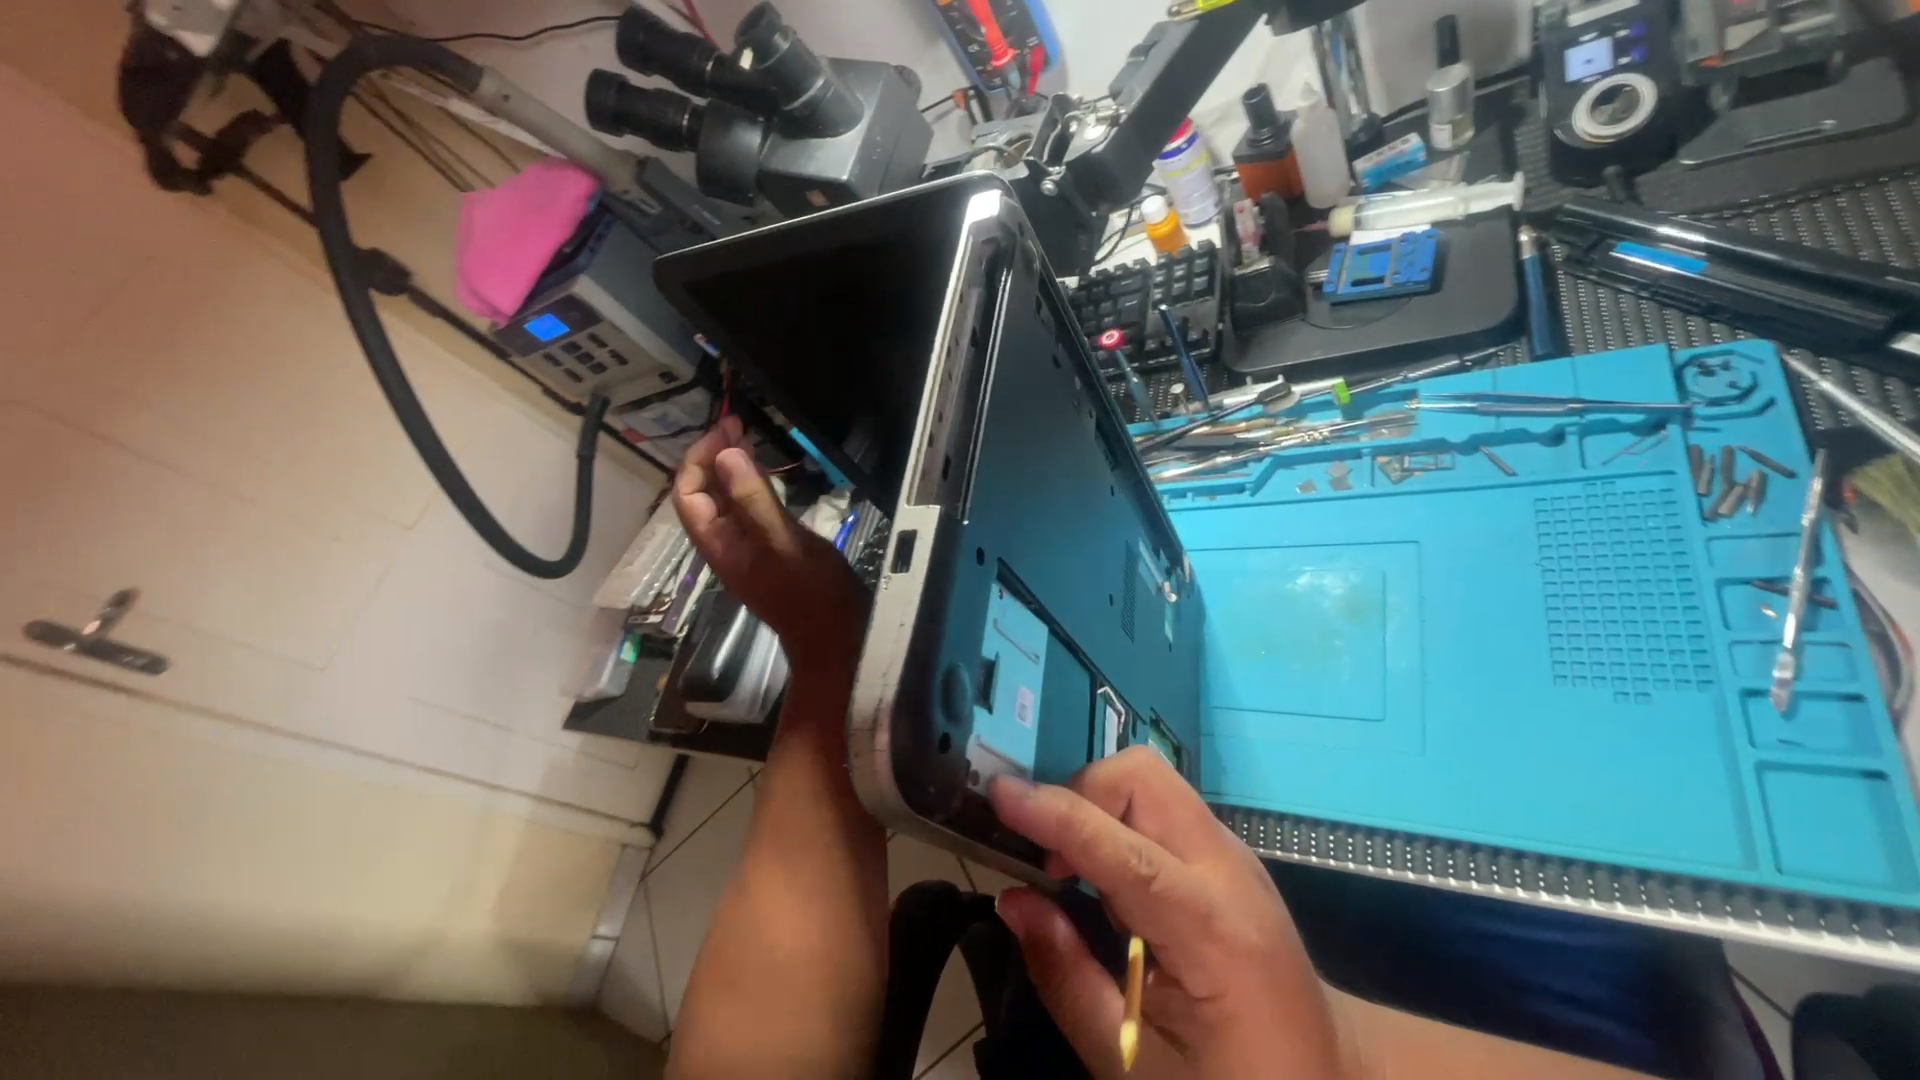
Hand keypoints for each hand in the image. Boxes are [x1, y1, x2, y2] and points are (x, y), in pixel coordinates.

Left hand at [672, 416, 866, 667]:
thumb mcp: (784, 542)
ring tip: (747, 440)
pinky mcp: (769, 551)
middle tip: (737, 425)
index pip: (688, 494)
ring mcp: (747, 549)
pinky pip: (747, 511)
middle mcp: (726, 546)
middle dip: (712, 457)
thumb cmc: (812, 593)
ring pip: (725, 502)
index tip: (726, 429)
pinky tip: (766, 474)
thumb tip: (725, 454)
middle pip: (703, 496)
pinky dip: (750, 486)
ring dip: (730, 469)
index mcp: (719, 545)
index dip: (699, 458)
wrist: (837, 638)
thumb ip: (754, 499)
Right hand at [989, 747, 1352, 1079]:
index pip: (1124, 851)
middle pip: (1143, 778)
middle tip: (1048, 861)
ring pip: (1149, 780)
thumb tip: (1011, 900)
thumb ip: (1067, 978)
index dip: (1056, 816)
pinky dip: (1114, 819)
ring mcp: (1233, 854)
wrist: (1329, 1076)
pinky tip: (1104, 880)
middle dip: (1079, 795)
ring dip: (1094, 805)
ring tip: (1069, 874)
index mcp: (1214, 933)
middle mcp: (1229, 871)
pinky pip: (1158, 805)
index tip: (998, 792)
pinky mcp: (1225, 853)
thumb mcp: (1134, 1066)